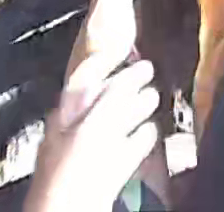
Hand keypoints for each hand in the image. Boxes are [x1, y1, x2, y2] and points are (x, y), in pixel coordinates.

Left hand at [23, 58, 159, 211]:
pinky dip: (139, 140)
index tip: (130, 44)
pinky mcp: (104, 178)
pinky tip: (154, 131)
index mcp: (67, 112)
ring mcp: (90, 154)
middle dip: (128, 82)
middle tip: (151, 68)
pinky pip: (123, 153)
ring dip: (137, 109)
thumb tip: (136, 70)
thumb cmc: (73, 168)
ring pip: (116, 125)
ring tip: (157, 96)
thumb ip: (113, 96)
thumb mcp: (93, 125)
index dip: (108, 58)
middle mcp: (76, 128)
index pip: (88, 75)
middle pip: (105, 98)